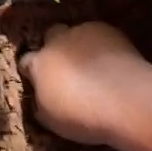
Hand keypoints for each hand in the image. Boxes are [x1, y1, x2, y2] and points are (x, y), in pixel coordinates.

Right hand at [19, 22, 145, 145]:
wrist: (125, 99)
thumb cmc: (82, 115)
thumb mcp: (51, 120)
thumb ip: (41, 102)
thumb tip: (40, 98)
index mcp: (39, 63)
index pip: (26, 61)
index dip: (32, 71)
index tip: (38, 81)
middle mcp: (58, 41)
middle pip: (51, 36)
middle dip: (55, 47)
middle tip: (67, 68)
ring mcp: (84, 32)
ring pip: (77, 33)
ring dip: (80, 45)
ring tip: (93, 66)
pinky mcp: (110, 30)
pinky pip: (100, 35)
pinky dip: (102, 46)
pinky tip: (111, 62)